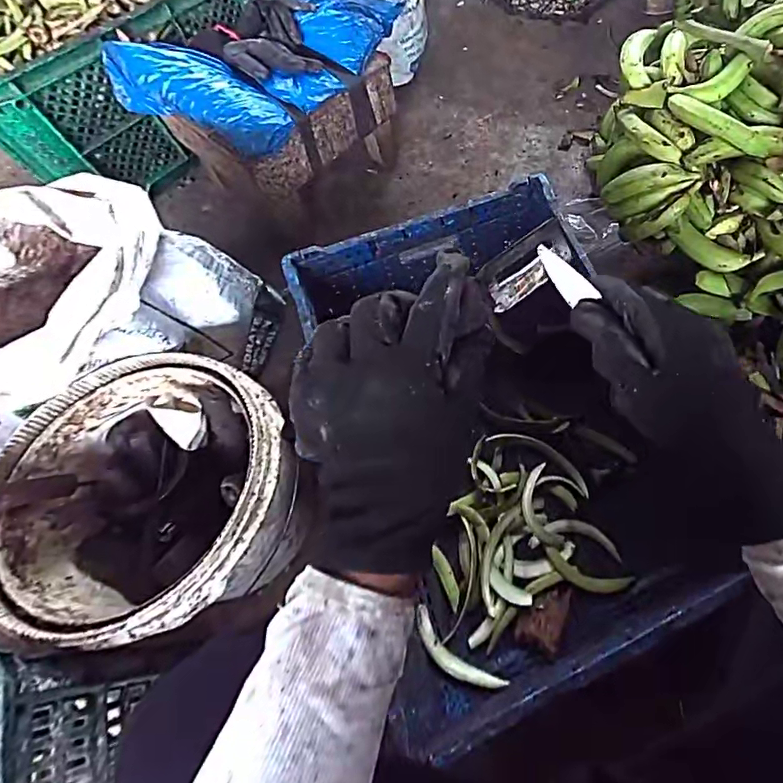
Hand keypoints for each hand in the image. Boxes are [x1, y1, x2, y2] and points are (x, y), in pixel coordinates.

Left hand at [290, 254, 492, 575]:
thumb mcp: (462, 409)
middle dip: (393, 306)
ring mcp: (328, 383)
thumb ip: (469, 359)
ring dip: (355, 328)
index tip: (453, 268)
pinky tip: (344, 361)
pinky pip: (310, 355)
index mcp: (408, 370)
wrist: (381, 513)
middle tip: (405, 320)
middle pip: (371, 309)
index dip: (443, 284)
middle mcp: (363, 368)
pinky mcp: (305, 400)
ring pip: (333, 328)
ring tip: (370, 342)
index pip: (427, 310)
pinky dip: (328, 349)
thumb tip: (476, 320)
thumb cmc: (430, 462)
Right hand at [569, 277, 782, 545]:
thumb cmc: (682, 429)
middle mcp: (693, 319)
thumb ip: (608, 345)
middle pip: (644, 302)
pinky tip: (649, 372)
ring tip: (615, 358)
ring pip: (661, 321)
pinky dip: (656, 344)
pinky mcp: (720, 357)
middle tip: (589, 336)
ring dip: (635, 329)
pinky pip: (678, 337)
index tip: (570, 302)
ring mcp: (711, 337)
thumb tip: (583, 309)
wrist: (747, 469)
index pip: (624, 291)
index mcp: (669, 323)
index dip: (594, 292)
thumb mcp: (634, 391)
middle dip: (614, 312)